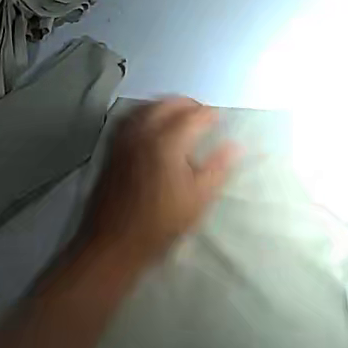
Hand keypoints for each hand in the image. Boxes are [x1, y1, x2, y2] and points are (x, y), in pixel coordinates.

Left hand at [74, 97, 237, 272]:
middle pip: (168, 104)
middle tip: (203, 116)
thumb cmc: (161, 223)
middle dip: (189, 105)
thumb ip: (218, 168)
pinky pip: (129, 119)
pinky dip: (145, 114)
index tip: (221, 120)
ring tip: (180, 116)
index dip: (211, 115)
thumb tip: (236, 145)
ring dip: (166, 106)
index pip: (195, 116)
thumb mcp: (199, 199)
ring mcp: (124, 140)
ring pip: (146, 107)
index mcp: (168, 143)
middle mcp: (144, 133)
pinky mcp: (111, 149)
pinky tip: (152, 127)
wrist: (114, 244)